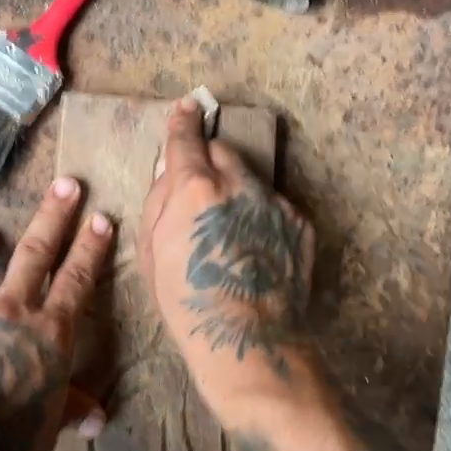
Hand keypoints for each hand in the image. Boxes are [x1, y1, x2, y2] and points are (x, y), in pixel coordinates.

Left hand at [0, 177, 112, 450]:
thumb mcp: (50, 426)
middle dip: (53, 216)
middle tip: (65, 183)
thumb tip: (98, 420)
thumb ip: (72, 410)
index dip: (91, 246)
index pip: (78, 278)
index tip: (102, 216)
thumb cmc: (11, 438)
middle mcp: (11, 310)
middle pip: (36, 253)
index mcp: (49, 331)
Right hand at [138, 98, 315, 422]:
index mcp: (195, 189)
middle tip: (199, 188)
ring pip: (249, 179)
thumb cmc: (187, 304)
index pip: (186, 139)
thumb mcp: (151, 253)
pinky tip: (252, 252)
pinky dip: (258, 218)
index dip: (182, 122)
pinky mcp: (299, 224)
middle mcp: (239, 185)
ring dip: (234, 191)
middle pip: (222, 151)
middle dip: (208, 160)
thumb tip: (171, 175)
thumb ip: (160, 204)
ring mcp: (275, 203)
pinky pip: (272, 208)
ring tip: (227, 234)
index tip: (186, 108)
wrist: (249, 342)